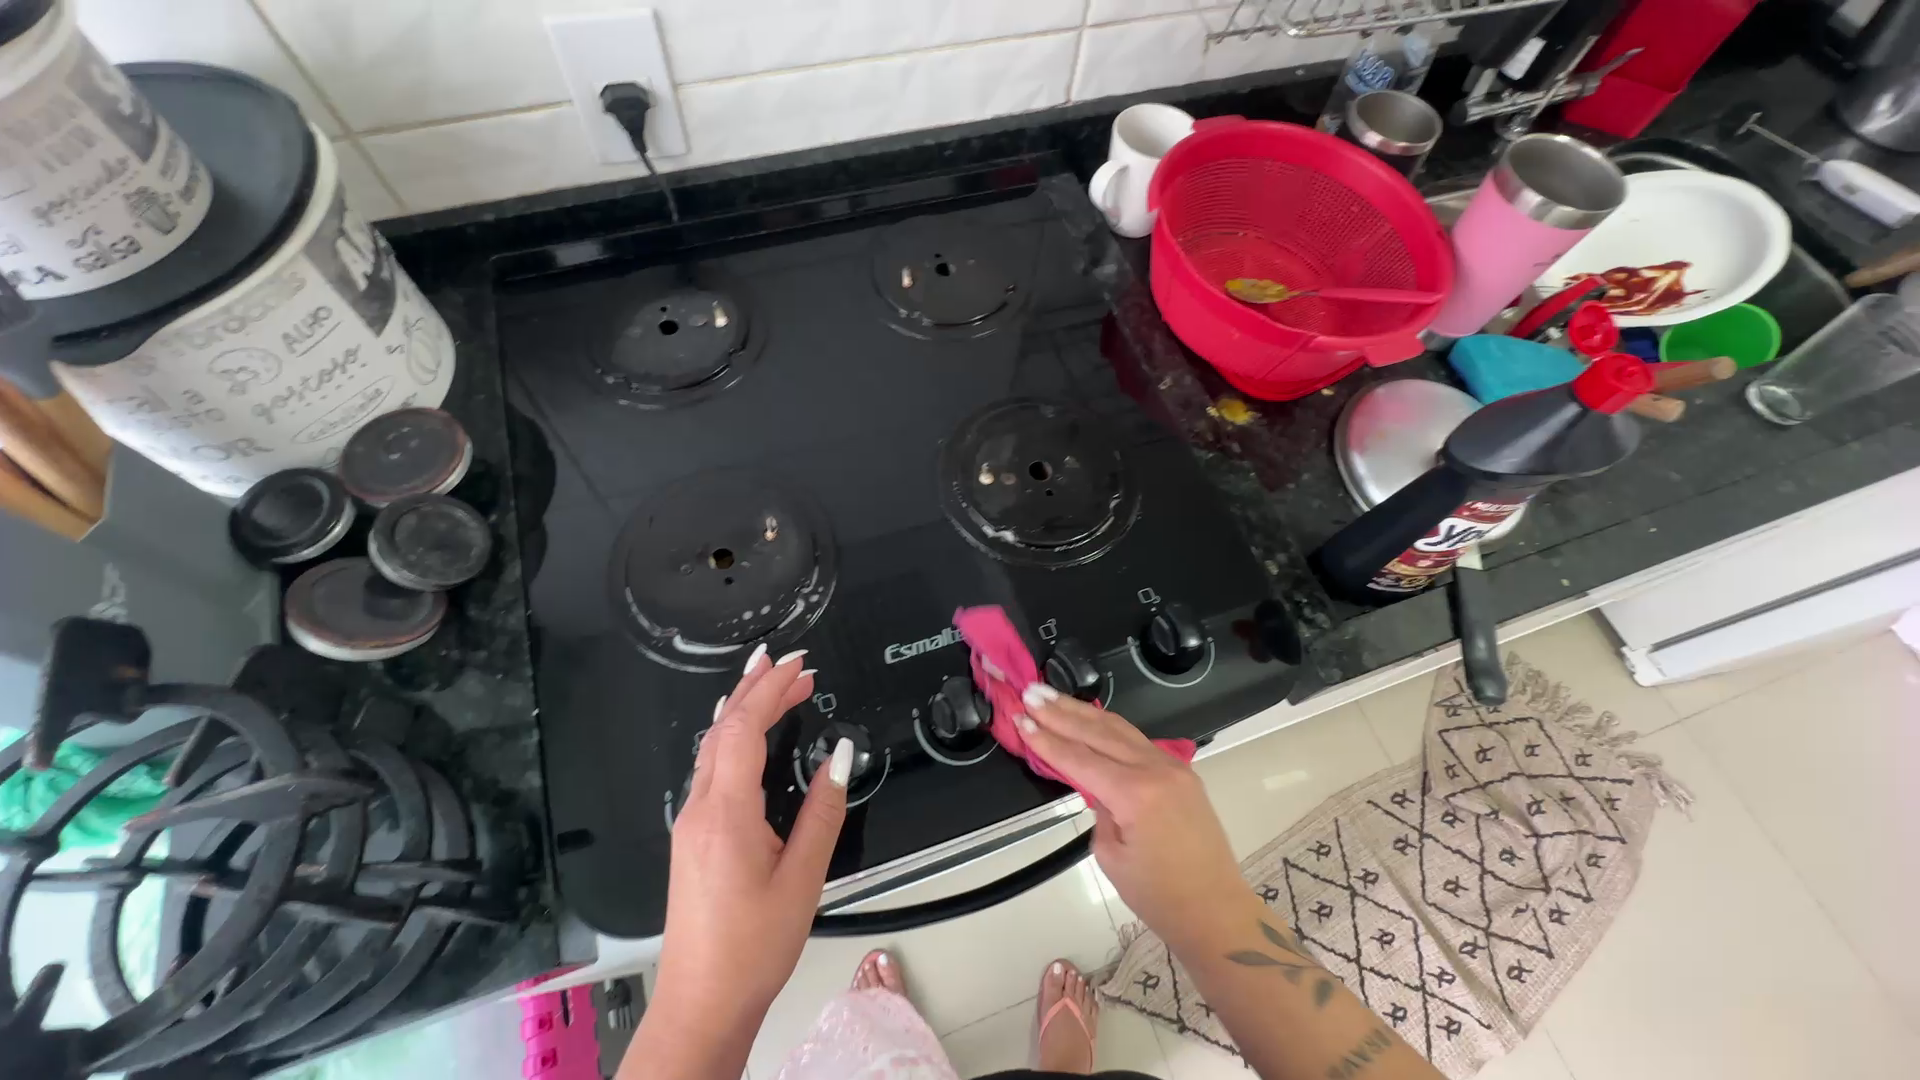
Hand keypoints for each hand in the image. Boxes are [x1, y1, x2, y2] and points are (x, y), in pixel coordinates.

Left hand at [653, 647, 851, 1035]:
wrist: (701, 1001)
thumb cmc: (754, 945)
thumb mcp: (803, 877)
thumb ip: (823, 811)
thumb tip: (840, 757)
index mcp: (726, 813)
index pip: (745, 729)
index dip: (772, 689)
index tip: (800, 663)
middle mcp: (699, 809)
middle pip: (723, 729)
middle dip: (757, 688)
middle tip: (791, 663)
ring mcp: (689, 823)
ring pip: (711, 747)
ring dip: (741, 709)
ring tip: (769, 682)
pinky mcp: (691, 837)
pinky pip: (708, 768)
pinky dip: (730, 737)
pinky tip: (741, 735)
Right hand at [1016, 685, 1249, 950]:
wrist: (1216, 911)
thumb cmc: (1160, 896)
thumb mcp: (1111, 857)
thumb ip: (1100, 811)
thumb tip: (1096, 788)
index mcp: (1136, 794)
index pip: (1080, 758)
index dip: (1047, 739)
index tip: (1020, 718)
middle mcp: (1156, 770)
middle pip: (1098, 732)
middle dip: (1060, 712)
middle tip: (1030, 692)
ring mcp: (1173, 767)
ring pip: (1119, 728)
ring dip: (1083, 711)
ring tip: (1052, 696)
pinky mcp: (1181, 772)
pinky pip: (1137, 740)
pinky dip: (1108, 726)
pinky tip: (1089, 717)